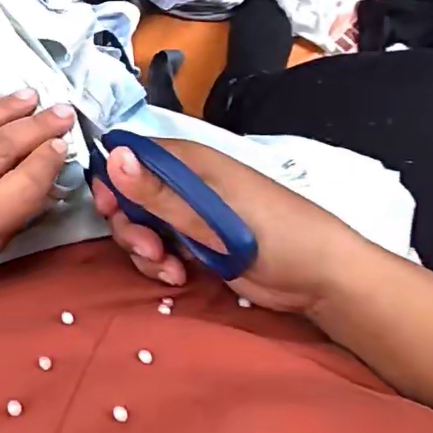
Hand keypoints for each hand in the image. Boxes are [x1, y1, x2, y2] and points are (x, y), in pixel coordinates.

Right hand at [90, 138, 376, 313]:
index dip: (114, 180)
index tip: (112, 209)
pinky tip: (180, 276)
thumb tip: (114, 156)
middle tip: (150, 248)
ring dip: (145, 251)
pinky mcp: (196, 242)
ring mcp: (190, 213)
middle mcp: (184, 182)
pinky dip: (160, 263)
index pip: (131, 156)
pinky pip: (159, 248)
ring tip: (171, 269)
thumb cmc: (273, 234)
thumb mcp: (211, 215)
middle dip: (131, 226)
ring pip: (141, 226)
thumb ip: (159, 192)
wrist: (320, 276)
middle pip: (130, 195)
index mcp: (188, 161)